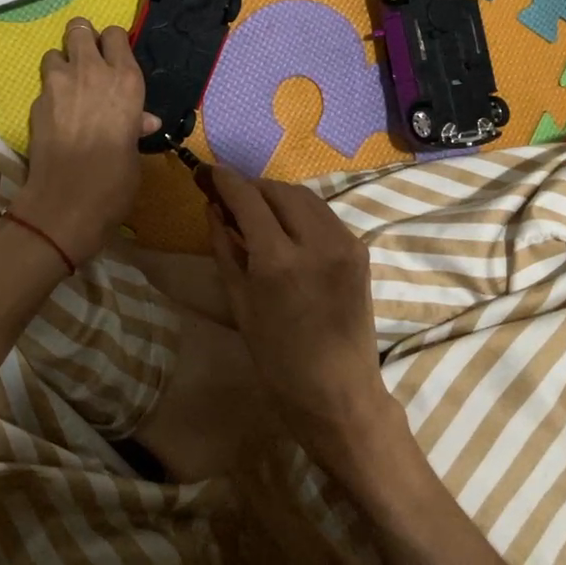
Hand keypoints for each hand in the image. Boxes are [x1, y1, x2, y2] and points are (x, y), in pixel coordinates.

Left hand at [13, 18, 160, 262]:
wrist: (68, 200)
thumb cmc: (116, 178)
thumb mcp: (134, 150)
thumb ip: (135, 125)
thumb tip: (144, 120)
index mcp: (125, 79)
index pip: (116, 35)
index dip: (112, 43)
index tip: (113, 57)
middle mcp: (92, 71)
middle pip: (79, 29)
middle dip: (81, 38)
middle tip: (86, 59)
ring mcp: (59, 84)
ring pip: (54, 52)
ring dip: (61, 64)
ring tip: (69, 88)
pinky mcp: (36, 102)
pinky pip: (43, 86)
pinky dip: (50, 95)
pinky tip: (57, 116)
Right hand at [203, 167, 387, 448]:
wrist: (339, 395)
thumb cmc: (277, 358)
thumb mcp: (239, 303)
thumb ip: (225, 248)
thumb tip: (212, 208)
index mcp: (278, 260)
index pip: (247, 198)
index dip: (224, 180)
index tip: (205, 171)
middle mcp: (315, 242)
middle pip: (277, 190)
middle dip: (250, 187)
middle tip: (229, 198)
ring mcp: (344, 244)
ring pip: (303, 196)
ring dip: (276, 195)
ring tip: (256, 210)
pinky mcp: (360, 251)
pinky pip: (324, 214)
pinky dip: (300, 211)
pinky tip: (286, 229)